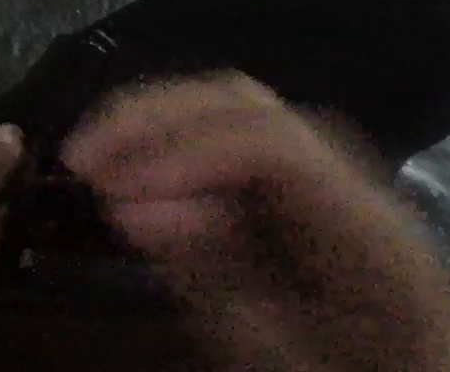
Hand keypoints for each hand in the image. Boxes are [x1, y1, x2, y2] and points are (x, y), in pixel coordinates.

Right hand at [61, 73, 449, 371]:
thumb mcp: (279, 359)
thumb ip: (209, 278)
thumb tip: (125, 202)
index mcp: (370, 229)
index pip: (270, 145)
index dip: (182, 151)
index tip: (110, 187)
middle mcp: (350, 178)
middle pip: (240, 103)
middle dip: (148, 117)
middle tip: (80, 157)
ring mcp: (323, 174)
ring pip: (220, 106)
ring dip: (145, 123)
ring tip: (87, 158)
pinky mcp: (292, 187)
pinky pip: (216, 137)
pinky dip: (160, 143)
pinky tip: (122, 170)